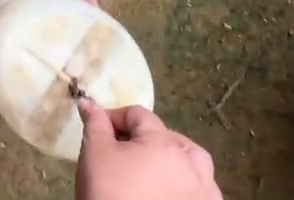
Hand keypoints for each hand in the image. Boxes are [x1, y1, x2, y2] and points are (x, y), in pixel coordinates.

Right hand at [76, 99, 220, 199]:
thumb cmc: (109, 188)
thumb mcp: (95, 150)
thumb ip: (95, 122)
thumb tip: (88, 102)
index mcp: (163, 144)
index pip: (139, 115)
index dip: (115, 117)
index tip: (99, 131)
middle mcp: (192, 165)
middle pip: (171, 137)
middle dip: (148, 138)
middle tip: (125, 150)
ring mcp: (205, 193)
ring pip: (194, 164)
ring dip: (173, 160)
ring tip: (151, 170)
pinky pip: (201, 190)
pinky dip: (186, 185)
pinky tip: (167, 192)